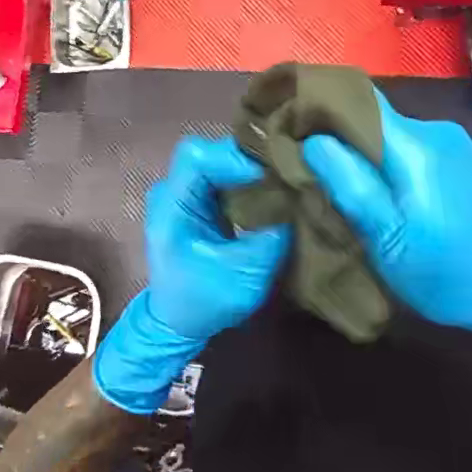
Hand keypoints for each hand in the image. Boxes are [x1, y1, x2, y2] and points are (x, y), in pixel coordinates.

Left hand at [93, 137, 290, 412]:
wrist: (176, 320)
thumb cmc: (203, 303)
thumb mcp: (243, 278)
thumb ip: (269, 239)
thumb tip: (300, 201)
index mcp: (171, 207)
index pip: (197, 158)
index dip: (236, 158)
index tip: (273, 173)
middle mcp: (173, 190)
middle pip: (212, 151)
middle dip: (251, 158)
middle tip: (288, 170)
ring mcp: (185, 190)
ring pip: (221, 158)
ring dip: (254, 165)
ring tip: (286, 177)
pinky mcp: (200, 196)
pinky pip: (226, 172)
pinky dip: (251, 176)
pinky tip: (274, 187)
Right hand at [303, 92, 471, 405]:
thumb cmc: (448, 272)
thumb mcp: (389, 238)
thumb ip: (350, 184)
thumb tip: (312, 140)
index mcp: (416, 146)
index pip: (357, 100)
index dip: (317, 106)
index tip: (283, 122)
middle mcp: (432, 131)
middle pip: (367, 116)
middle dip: (329, 134)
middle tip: (295, 160)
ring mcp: (446, 143)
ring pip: (381, 133)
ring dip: (352, 151)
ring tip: (324, 179)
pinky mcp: (451, 158)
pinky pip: (400, 147)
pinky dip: (375, 161)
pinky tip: (362, 188)